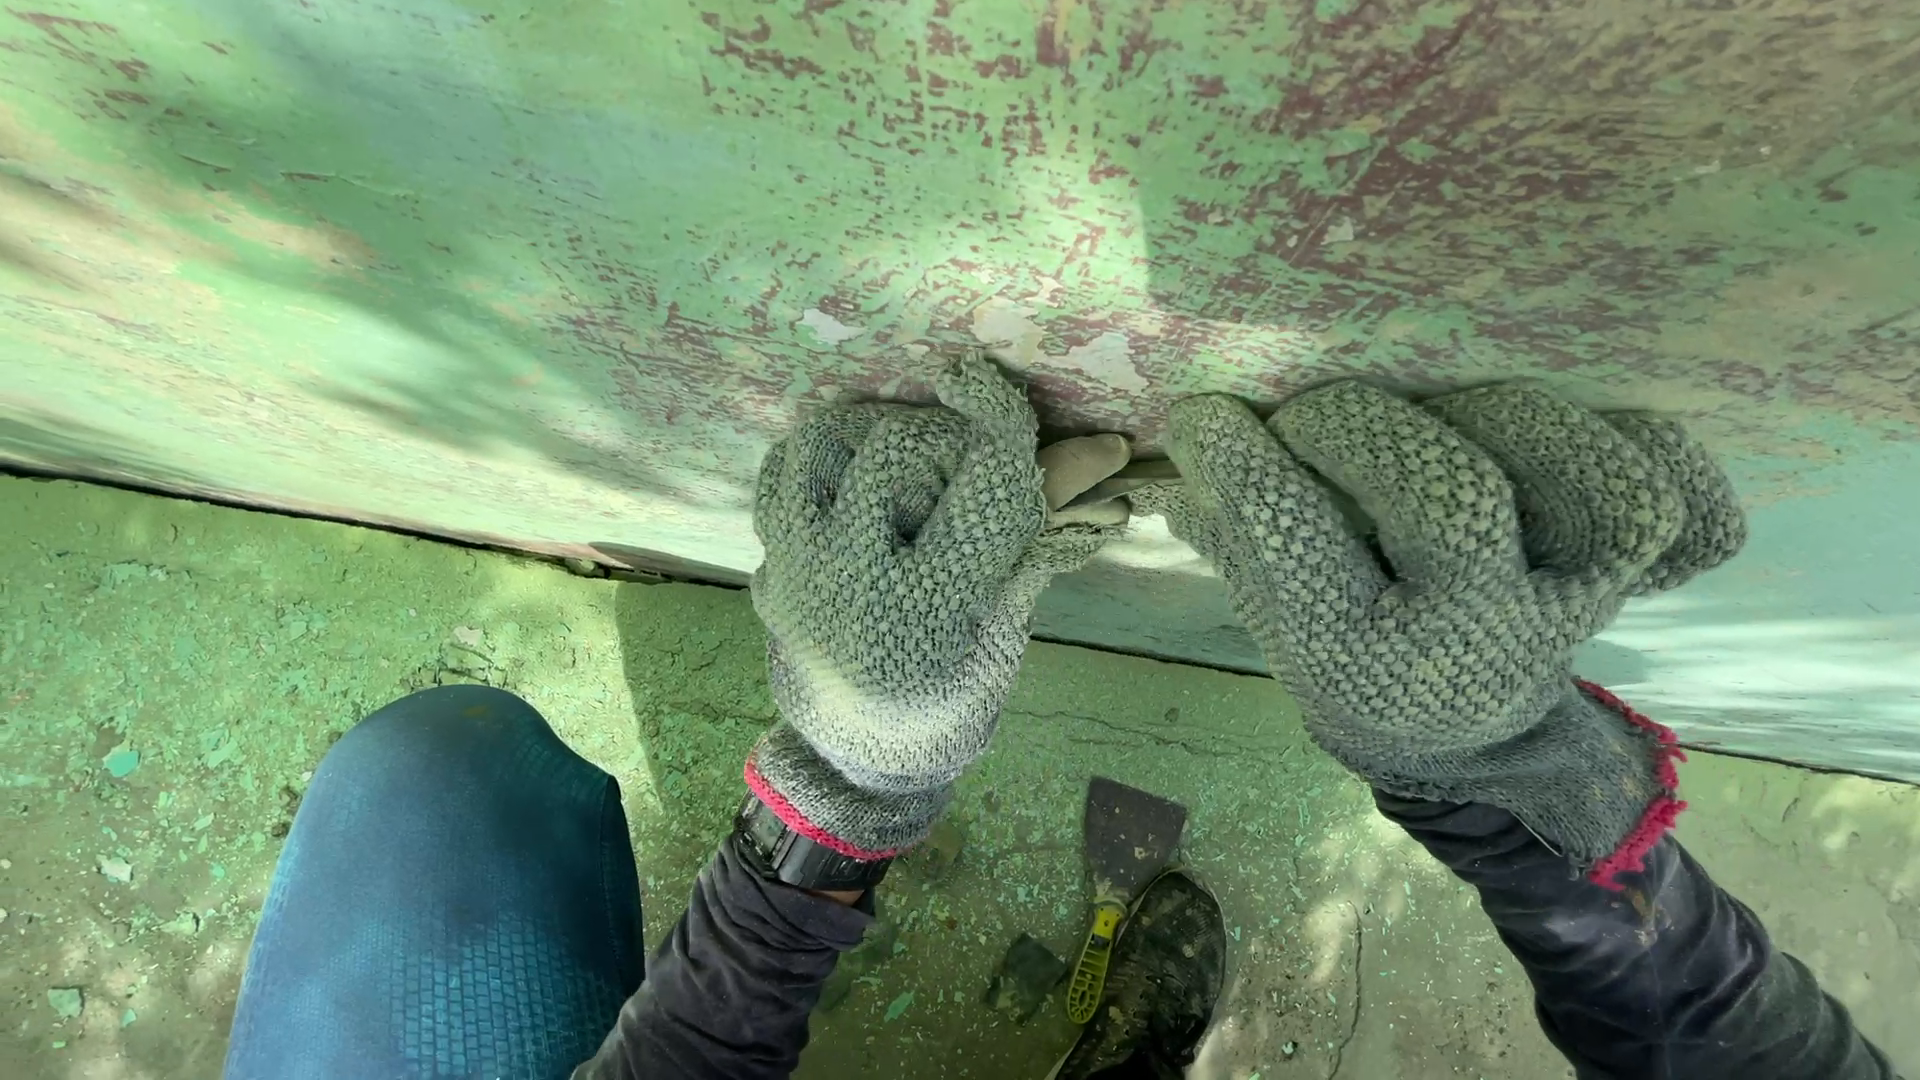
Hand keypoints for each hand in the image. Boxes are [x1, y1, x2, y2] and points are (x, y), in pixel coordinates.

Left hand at [745, 354, 1128, 857]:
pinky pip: (779, 479)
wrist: (862, 755)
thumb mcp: (1006, 622)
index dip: (999, 419)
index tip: (996, 388)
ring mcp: (796, 573)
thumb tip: (1105, 449)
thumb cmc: (955, 700)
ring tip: (897, 469)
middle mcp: (851, 582)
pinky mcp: (767, 569)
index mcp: (929, 608)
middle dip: (937, 441)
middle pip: (893, 450)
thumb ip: (1040, 531)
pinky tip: (843, 481)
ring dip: (868, 439)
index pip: (980, 483)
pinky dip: (814, 463)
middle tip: (954, 467)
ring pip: (821, 447)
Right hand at [1161, 381, 1743, 883]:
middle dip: (1360, 427)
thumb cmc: (1346, 666)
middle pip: (1452, 495)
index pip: (1294, 538)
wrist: (1457, 735)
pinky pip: (1689, 514)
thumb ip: (1231, 543)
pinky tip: (1573, 447)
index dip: (1242, 460)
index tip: (1202, 415)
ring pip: (1598, 491)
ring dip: (1509, 421)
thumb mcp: (1269, 623)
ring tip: (1438, 416)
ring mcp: (1570, 610)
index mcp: (1362, 658)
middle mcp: (1475, 638)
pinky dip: (1648, 456)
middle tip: (1310, 415)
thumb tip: (1179, 465)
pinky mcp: (1635, 585)